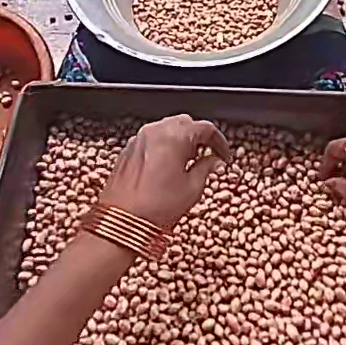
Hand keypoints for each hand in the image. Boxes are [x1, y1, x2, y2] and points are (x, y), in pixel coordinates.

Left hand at [99, 114, 232, 228]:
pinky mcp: (127, 151)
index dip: (219, 141)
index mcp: (174, 136)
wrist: (122, 222)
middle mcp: (154, 132)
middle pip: (185, 123)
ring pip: (166, 129)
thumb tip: (213, 161)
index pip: (206, 128)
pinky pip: (151, 140)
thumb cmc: (154, 207)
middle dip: (199, 137)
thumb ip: (207, 168)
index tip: (223, 155)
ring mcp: (138, 140)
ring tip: (189, 163)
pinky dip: (163, 147)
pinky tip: (168, 167)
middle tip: (208, 156)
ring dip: (180, 140)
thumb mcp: (192, 189)